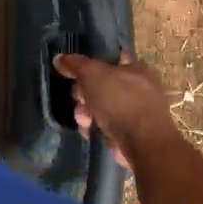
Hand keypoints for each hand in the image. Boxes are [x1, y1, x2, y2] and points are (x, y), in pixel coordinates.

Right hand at [53, 53, 177, 167]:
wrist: (144, 144)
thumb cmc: (120, 100)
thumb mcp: (92, 73)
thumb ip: (74, 63)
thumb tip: (58, 59)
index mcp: (138, 69)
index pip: (109, 60)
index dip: (89, 65)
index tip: (75, 74)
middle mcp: (141, 88)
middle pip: (100, 84)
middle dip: (83, 94)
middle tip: (79, 100)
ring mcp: (138, 112)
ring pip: (101, 105)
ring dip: (86, 112)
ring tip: (84, 121)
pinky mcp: (133, 133)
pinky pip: (107, 123)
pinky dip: (96, 126)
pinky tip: (90, 131)